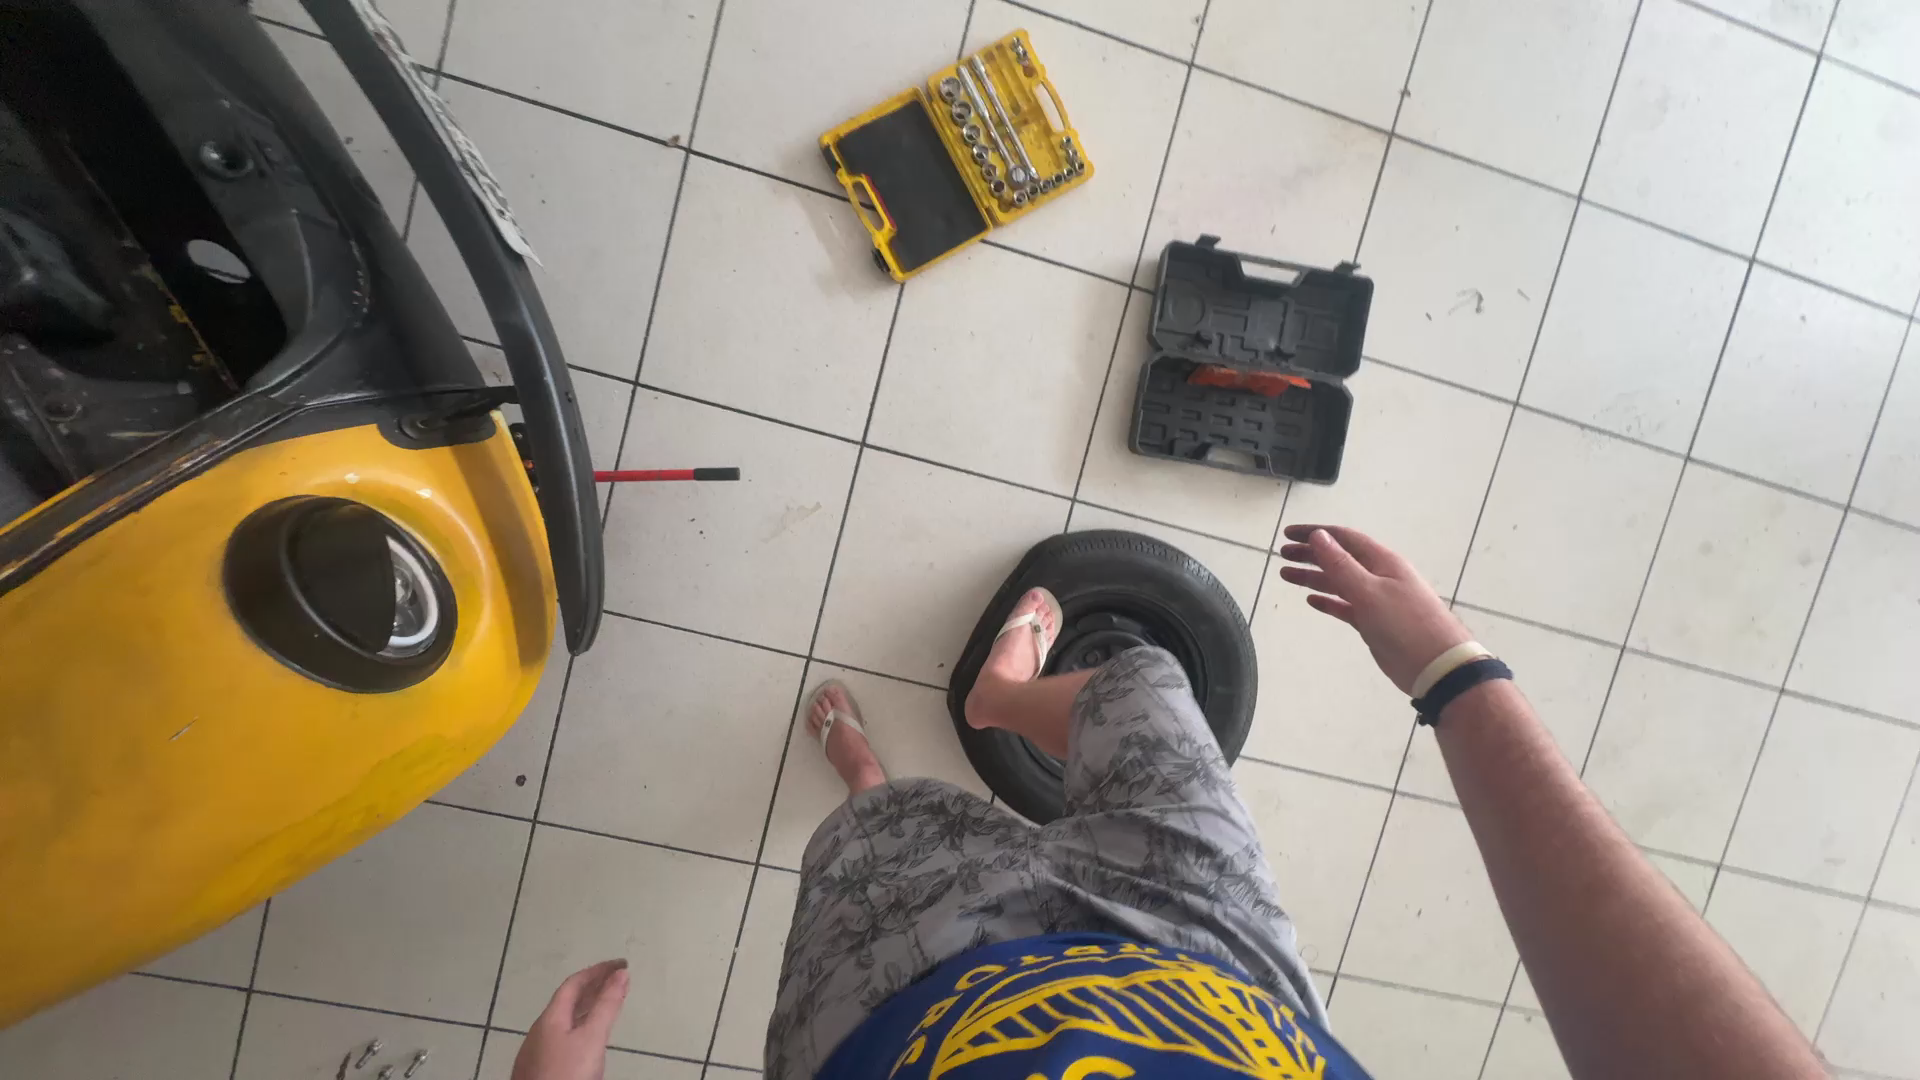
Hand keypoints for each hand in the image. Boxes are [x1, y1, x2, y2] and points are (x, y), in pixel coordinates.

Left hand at [511, 960, 630, 1079]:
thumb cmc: (568, 1074)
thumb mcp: (593, 1037)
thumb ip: (607, 1004)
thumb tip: (621, 973)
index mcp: (549, 1018)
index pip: (574, 983)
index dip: (599, 970)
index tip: (622, 965)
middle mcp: (538, 1032)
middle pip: (567, 1000)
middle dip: (594, 987)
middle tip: (619, 981)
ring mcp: (534, 1053)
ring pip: (564, 1020)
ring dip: (587, 1007)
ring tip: (609, 1005)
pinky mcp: (536, 1071)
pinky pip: (561, 1037)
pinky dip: (580, 1026)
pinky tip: (588, 1038)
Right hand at [1277, 524, 1472, 694]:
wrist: (1436, 666)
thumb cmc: (1404, 624)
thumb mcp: (1368, 591)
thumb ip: (1340, 564)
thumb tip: (1318, 535)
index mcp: (1381, 562)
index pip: (1343, 538)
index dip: (1315, 533)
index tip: (1288, 534)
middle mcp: (1378, 576)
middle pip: (1339, 558)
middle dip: (1310, 554)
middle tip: (1283, 554)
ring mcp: (1376, 600)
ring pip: (1338, 582)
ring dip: (1313, 577)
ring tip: (1287, 574)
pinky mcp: (1373, 622)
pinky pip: (1345, 605)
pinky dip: (1328, 601)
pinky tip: (1312, 601)